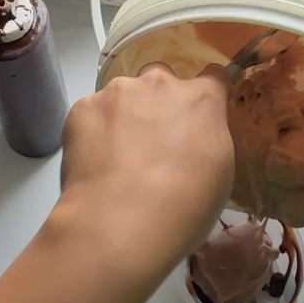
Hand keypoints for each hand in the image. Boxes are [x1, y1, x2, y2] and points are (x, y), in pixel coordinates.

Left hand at [55, 63, 232, 271]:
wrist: (119, 225)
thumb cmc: (183, 208)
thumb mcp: (220, 173)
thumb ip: (209, 137)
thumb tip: (195, 134)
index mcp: (201, 99)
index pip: (213, 77)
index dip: (206, 95)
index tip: (199, 115)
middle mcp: (160, 83)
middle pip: (162, 80)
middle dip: (159, 103)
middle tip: (152, 144)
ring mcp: (119, 92)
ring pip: (124, 95)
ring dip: (124, 116)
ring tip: (117, 158)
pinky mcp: (83, 108)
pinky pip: (92, 113)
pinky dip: (94, 131)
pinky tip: (94, 164)